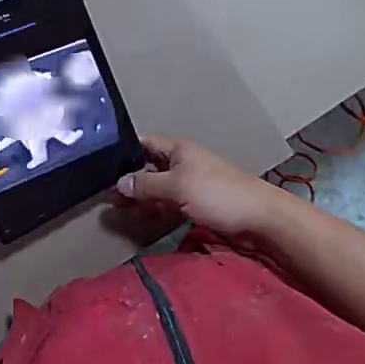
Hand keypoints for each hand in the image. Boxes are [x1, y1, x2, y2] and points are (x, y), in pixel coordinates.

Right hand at [115, 135, 293, 238]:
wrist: (260, 219)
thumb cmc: (217, 194)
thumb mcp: (176, 187)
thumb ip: (145, 185)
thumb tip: (118, 183)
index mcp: (177, 149)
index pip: (143, 144)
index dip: (124, 154)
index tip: (104, 169)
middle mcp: (182, 162)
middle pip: (149, 167)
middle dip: (130, 180)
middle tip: (109, 197)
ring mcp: (191, 183)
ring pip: (159, 187)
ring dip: (142, 197)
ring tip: (120, 209)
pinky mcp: (198, 203)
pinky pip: (170, 203)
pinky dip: (157, 209)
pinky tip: (144, 218)